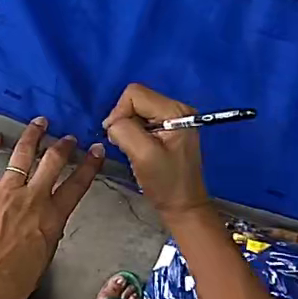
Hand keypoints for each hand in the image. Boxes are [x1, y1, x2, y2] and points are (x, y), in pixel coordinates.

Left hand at [0, 117, 103, 298]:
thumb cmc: (13, 281)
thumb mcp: (45, 255)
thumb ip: (50, 230)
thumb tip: (49, 219)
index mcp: (53, 216)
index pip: (78, 183)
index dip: (91, 164)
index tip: (97, 151)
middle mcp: (33, 197)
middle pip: (54, 161)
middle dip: (64, 145)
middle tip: (69, 138)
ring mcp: (6, 191)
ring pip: (23, 153)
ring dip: (33, 135)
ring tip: (40, 123)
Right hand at [102, 83, 211, 223]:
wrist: (183, 205)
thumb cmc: (166, 183)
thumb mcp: (143, 155)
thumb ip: (126, 130)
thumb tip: (113, 122)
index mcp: (176, 110)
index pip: (135, 93)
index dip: (120, 112)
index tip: (118, 137)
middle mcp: (178, 108)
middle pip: (136, 99)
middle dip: (124, 120)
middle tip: (127, 145)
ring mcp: (174, 118)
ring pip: (137, 110)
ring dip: (128, 128)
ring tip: (134, 149)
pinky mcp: (169, 128)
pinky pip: (142, 120)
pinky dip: (135, 132)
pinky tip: (139, 148)